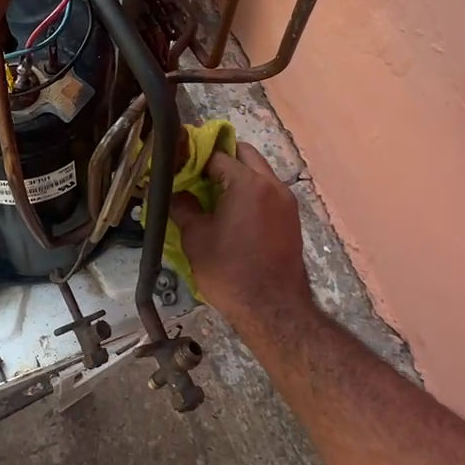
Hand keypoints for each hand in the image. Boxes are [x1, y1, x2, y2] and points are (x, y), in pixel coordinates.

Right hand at [168, 143, 314, 327]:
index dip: (194, 160)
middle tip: (197, 176)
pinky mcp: (290, 219)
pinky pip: (268, 192)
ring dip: (237, 175)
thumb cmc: (230, 270)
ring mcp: (286, 201)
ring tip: (212, 196)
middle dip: (220, 159)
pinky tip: (231, 213)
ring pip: (259, 172)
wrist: (272, 309)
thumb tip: (174, 193)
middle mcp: (272, 184)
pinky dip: (250, 192)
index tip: (179, 170)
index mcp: (248, 182)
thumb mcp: (196, 237)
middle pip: (244, 154)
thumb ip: (183, 207)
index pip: (217, 155)